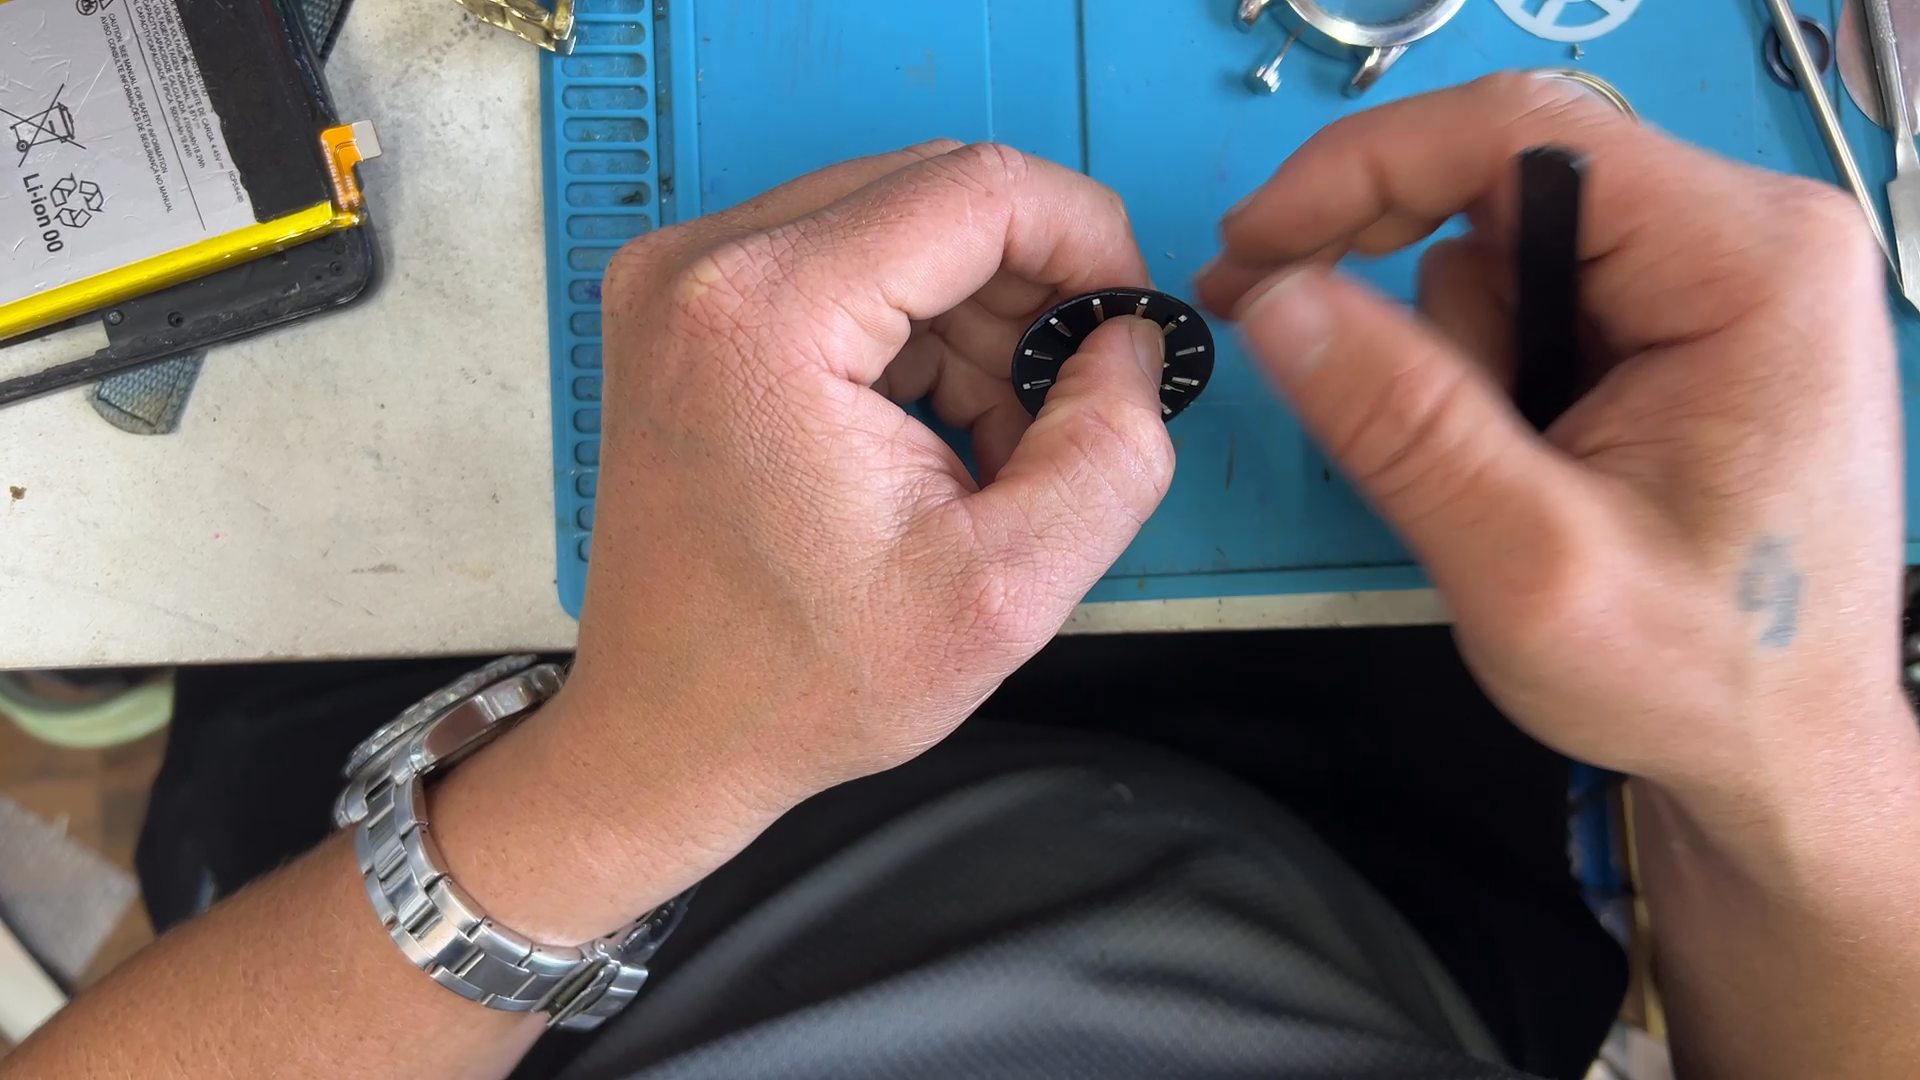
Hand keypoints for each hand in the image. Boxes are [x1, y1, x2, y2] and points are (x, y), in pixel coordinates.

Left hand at [561, 141, 1171, 822]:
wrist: (672, 731)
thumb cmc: (805, 683)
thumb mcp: (1006, 591)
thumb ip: (1113, 453)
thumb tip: (1129, 346)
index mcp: (768, 312)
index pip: (979, 189)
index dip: (1087, 239)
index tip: (1127, 321)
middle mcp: (705, 269)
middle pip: (935, 202)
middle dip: (1034, 293)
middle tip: (1072, 402)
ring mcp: (687, 288)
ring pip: (898, 240)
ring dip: (978, 328)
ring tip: (1001, 449)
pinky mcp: (696, 322)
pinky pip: (848, 282)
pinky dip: (920, 344)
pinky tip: (939, 439)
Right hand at [1199, 74, 1912, 813]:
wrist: (1765, 747)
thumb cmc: (1678, 669)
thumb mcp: (1520, 558)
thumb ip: (1397, 423)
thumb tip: (1270, 301)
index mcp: (1735, 261)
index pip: (1511, 138)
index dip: (1353, 173)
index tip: (1245, 248)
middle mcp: (1722, 240)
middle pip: (1487, 173)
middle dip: (1362, 245)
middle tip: (1260, 309)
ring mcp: (1677, 284)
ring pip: (1477, 254)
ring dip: (1419, 346)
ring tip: (1452, 460)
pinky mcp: (1636, 331)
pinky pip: (1492, 305)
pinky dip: (1442, 367)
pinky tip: (1477, 448)